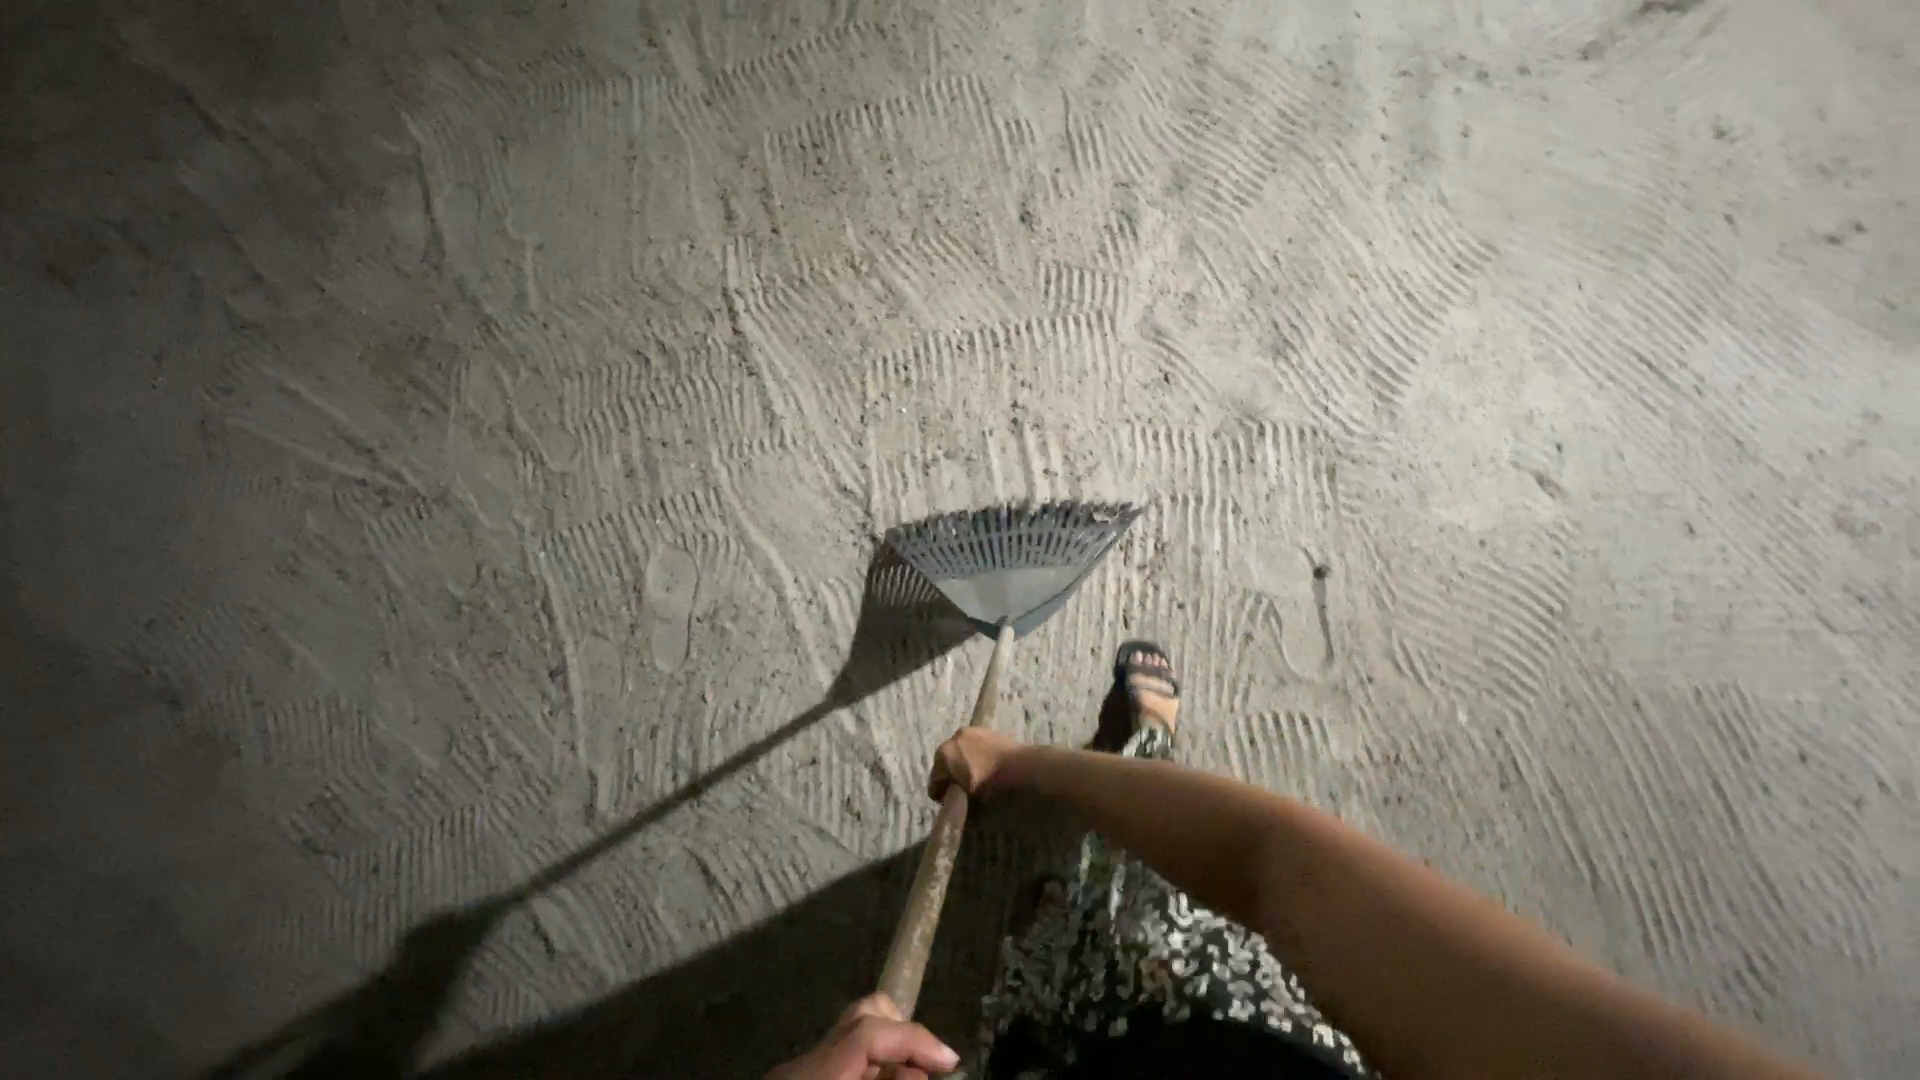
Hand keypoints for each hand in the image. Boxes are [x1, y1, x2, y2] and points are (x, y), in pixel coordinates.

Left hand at [765, 994, 958, 1079]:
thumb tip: (918, 1075)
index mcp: (815, 1078)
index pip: (868, 1033)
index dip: (914, 1039)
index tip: (951, 1062)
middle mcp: (802, 1068)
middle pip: (861, 1018)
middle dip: (902, 1038)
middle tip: (927, 1071)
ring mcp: (795, 1076)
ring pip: (852, 1045)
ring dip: (886, 1061)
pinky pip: (840, 1070)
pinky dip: (866, 1077)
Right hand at [927, 728, 1025, 801]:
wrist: (1024, 770)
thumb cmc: (992, 790)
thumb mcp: (971, 809)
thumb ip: (958, 809)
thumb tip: (957, 811)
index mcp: (944, 755)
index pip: (935, 782)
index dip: (941, 797)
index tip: (949, 805)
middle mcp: (955, 738)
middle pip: (946, 763)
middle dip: (952, 777)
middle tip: (963, 793)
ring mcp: (974, 731)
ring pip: (962, 753)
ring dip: (965, 765)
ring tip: (977, 780)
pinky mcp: (990, 731)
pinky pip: (977, 747)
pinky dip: (979, 757)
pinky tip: (988, 769)